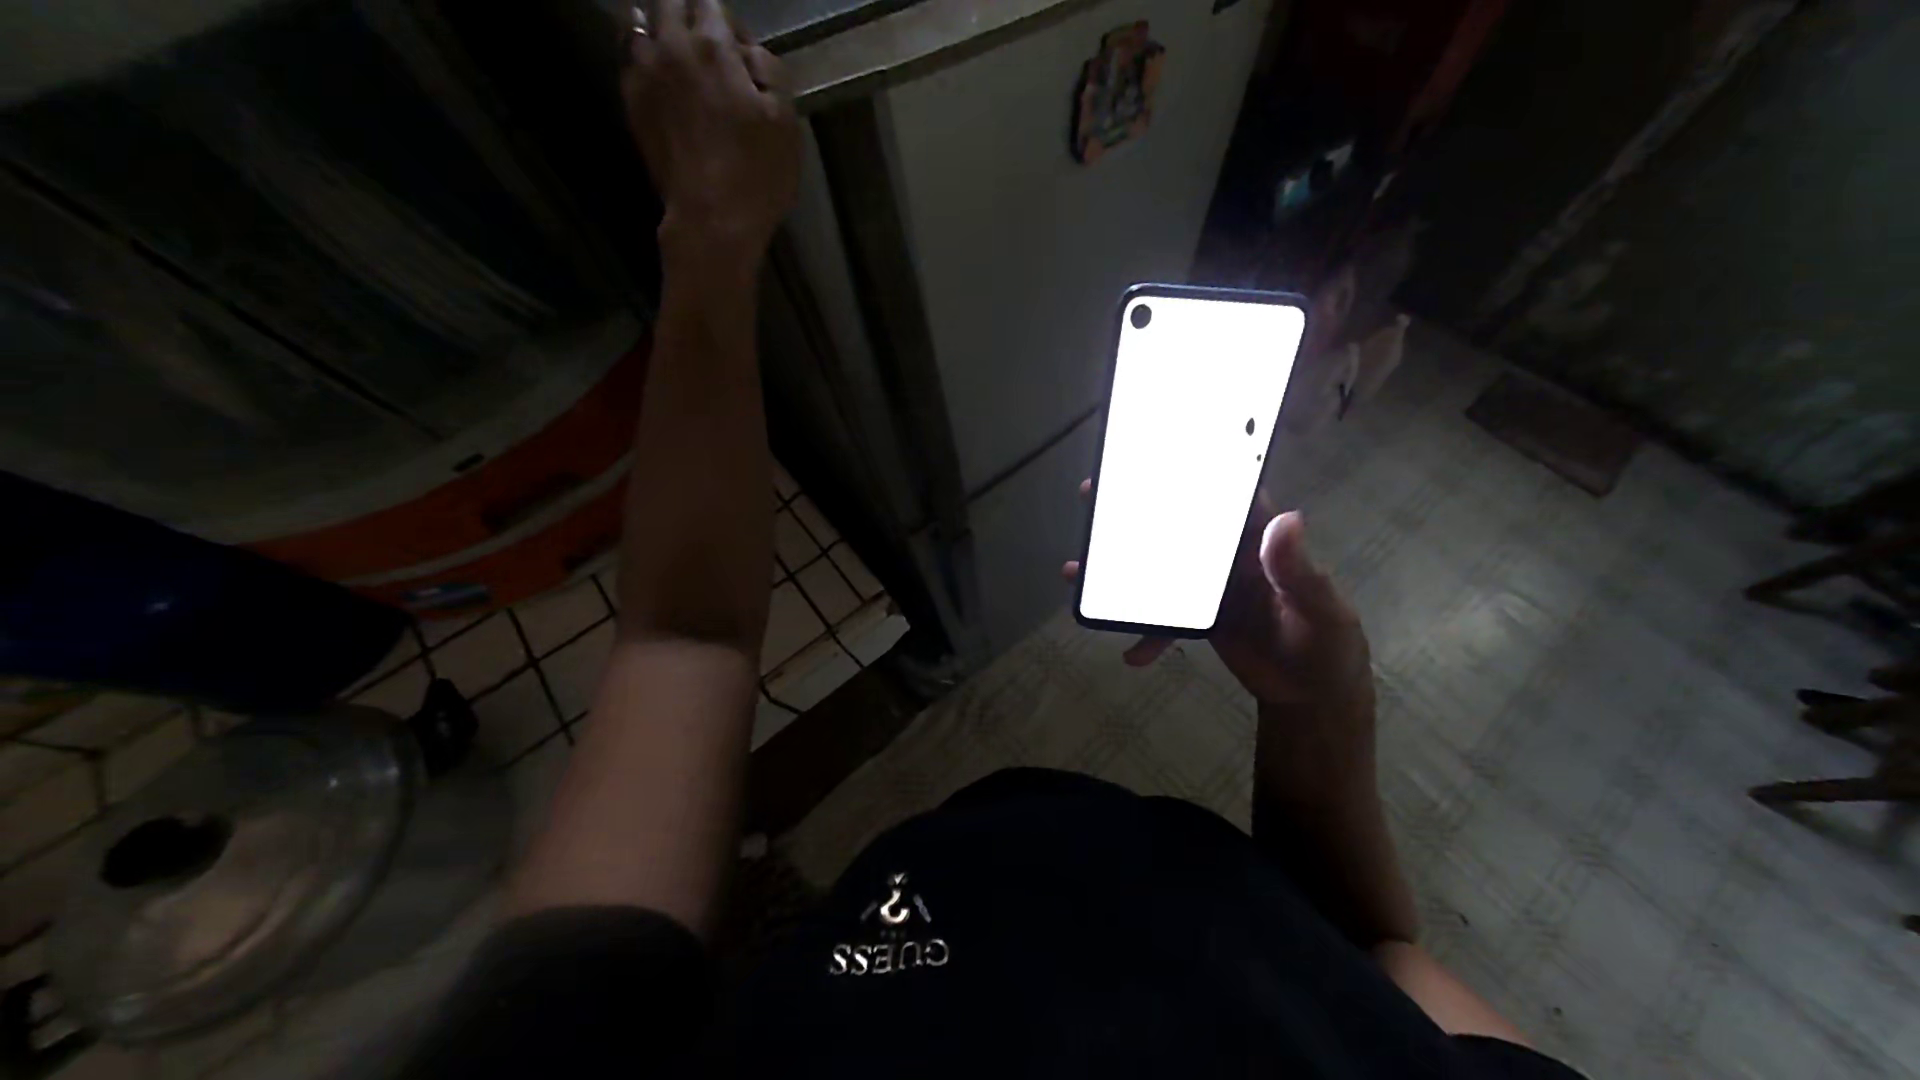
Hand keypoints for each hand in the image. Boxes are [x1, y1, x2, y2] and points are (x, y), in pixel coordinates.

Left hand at [623, 0, 800, 269]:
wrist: (711, 220)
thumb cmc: (758, 174)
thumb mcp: (786, 123)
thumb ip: (771, 73)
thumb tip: (749, 53)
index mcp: (712, 46)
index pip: (711, 2)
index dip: (727, 21)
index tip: (741, 51)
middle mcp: (670, 47)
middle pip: (668, 3)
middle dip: (689, 14)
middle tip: (709, 45)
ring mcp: (644, 75)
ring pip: (639, 24)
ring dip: (659, 30)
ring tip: (678, 54)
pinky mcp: (632, 105)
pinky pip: (630, 61)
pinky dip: (643, 59)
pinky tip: (660, 78)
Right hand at [1063, 482, 1376, 783]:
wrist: (1311, 696)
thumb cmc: (1327, 645)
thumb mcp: (1320, 609)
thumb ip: (1299, 570)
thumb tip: (1287, 518)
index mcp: (1259, 540)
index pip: (1226, 495)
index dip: (1195, 470)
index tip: (1156, 453)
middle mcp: (1228, 554)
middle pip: (1177, 525)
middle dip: (1136, 511)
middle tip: (1093, 495)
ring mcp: (1208, 586)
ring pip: (1157, 568)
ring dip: (1119, 570)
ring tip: (1075, 570)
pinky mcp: (1196, 617)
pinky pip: (1161, 618)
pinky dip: (1145, 634)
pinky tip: (1133, 655)